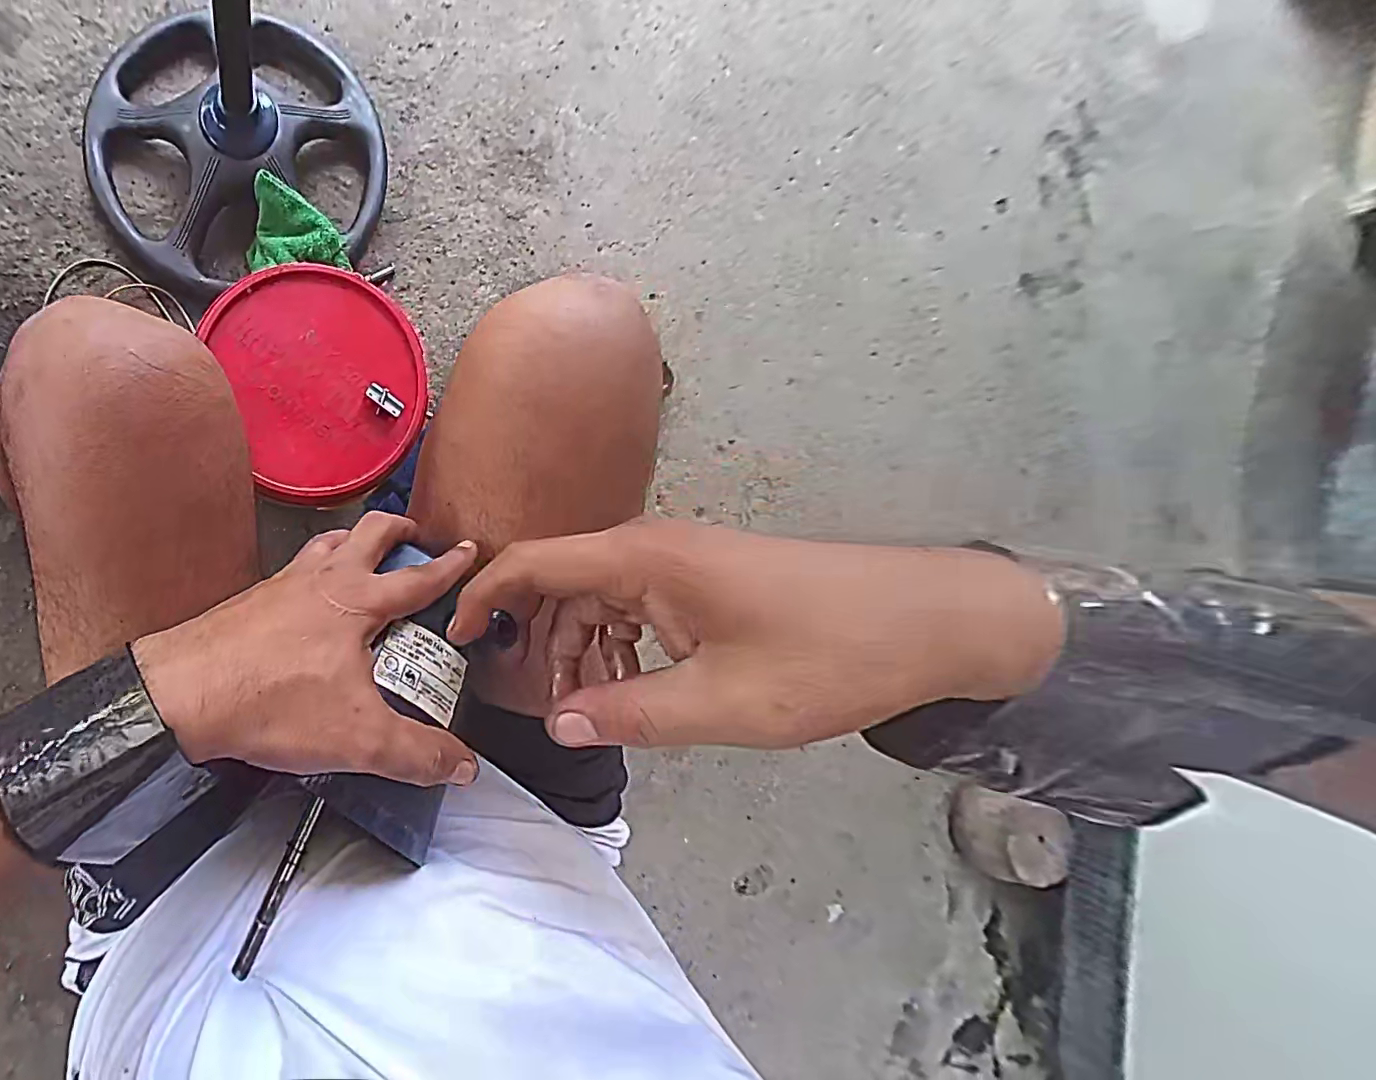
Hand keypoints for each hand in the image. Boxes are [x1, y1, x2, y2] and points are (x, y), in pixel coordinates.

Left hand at [133, 512, 481, 786]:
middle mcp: (322, 580)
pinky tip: (310, 593)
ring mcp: (284, 584)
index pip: (418, 577)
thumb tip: (459, 763)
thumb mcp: (357, 738)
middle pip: (371, 532)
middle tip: (415, 538)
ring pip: (329, 541)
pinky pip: (295, 565)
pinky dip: (314, 565)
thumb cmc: (265, 701)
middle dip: (400, 530)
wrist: (181, 695)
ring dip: (354, 540)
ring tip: (365, 555)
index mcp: (356, 602)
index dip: (450, 566)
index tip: (466, 552)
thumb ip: (416, 752)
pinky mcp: (255, 598)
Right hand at [448, 520, 1062, 749]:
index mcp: (642, 560)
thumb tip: (556, 724)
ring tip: (594, 704)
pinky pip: (631, 607)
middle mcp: (648, 549)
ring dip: (581, 650)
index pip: (534, 562)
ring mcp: (674, 562)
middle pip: (559, 585)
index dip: (484, 593)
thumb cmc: (830, 653)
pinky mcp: (696, 580)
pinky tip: (632, 686)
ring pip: (595, 600)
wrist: (934, 619)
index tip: (455, 633)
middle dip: (538, 640)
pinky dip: (617, 646)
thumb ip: (631, 714)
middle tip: (537, 697)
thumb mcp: (724, 703)